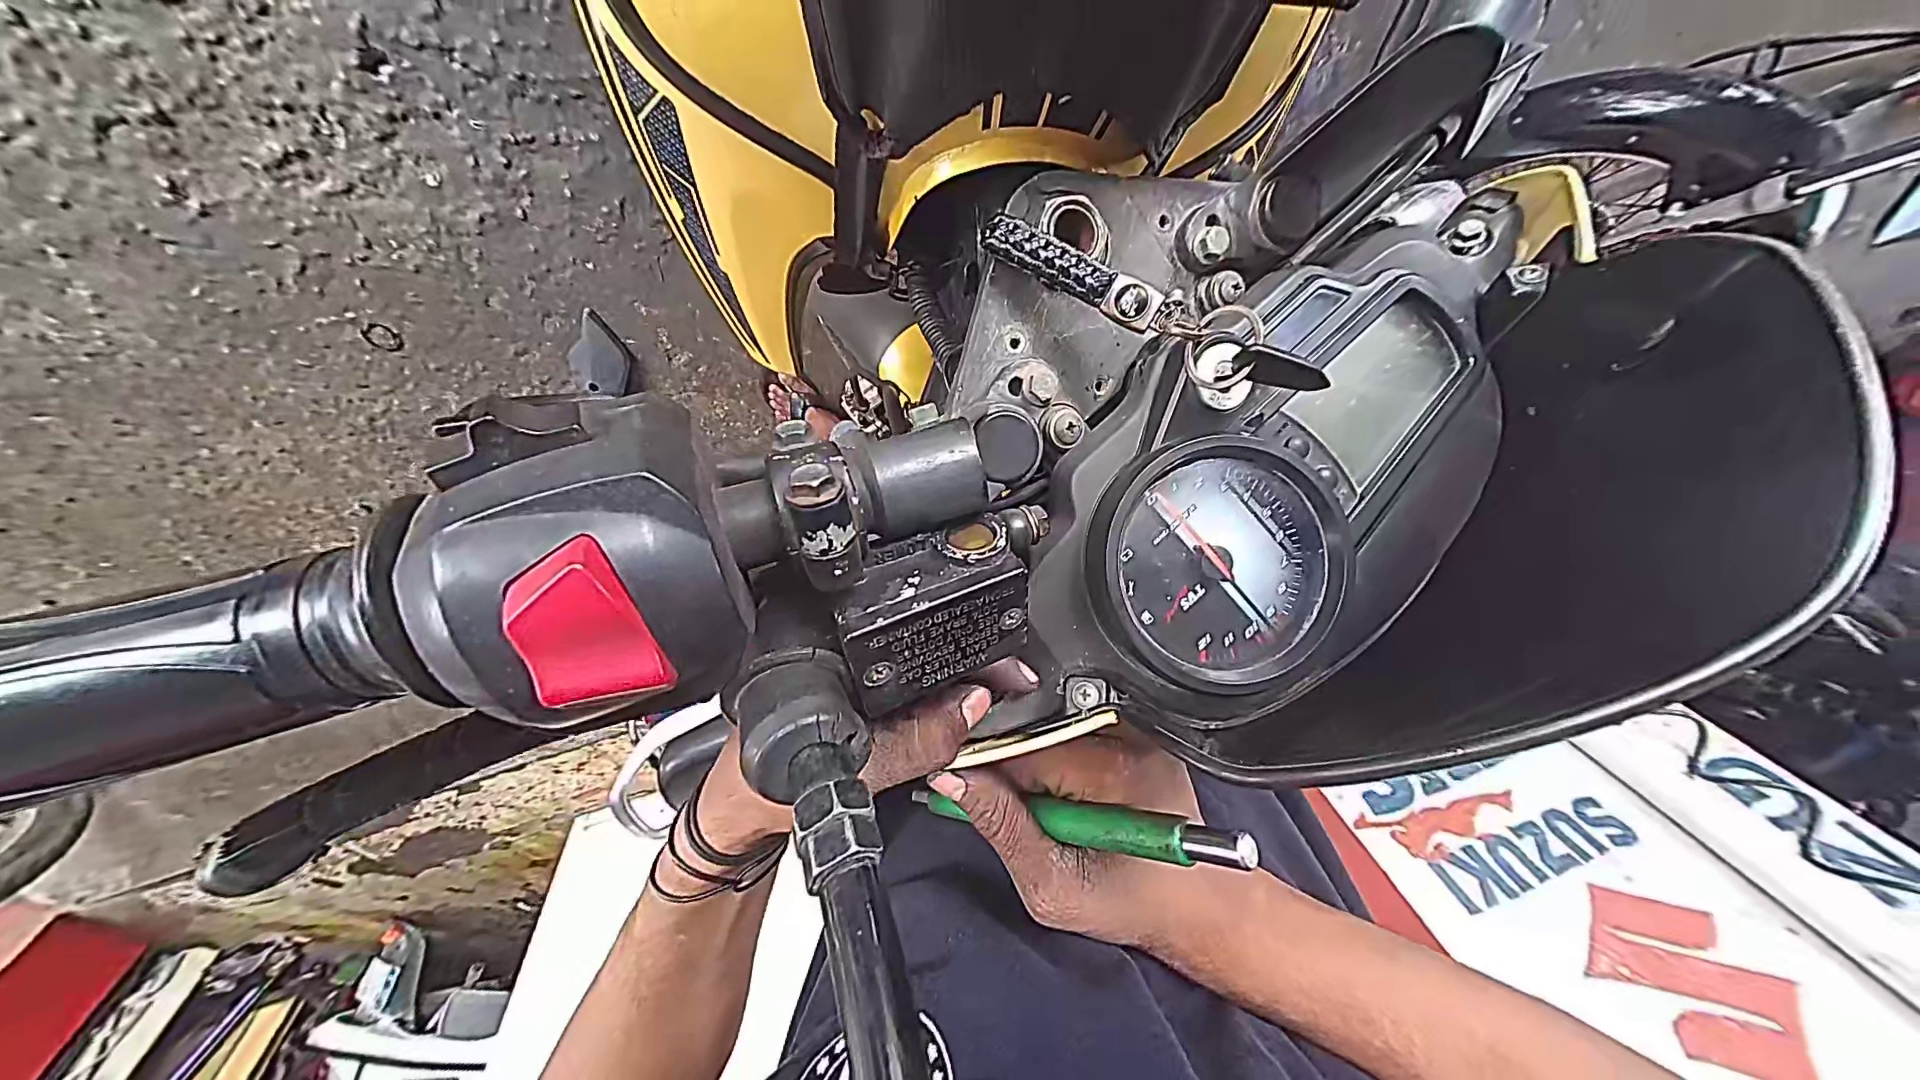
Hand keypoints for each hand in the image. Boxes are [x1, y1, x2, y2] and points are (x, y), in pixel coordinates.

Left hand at [692, 657, 1039, 852]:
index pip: (913, 639)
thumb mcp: (860, 767)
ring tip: (985, 693)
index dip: (964, 653)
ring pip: (912, 669)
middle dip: (965, 663)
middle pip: (918, 648)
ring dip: (950, 679)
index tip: (1003, 671)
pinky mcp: (845, 688)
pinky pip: (900, 688)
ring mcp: (841, 668)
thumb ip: (920, 741)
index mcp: (834, 647)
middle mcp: (836, 648)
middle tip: (1005, 684)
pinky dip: (929, 696)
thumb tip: (973, 705)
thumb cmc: (771, 785)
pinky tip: (945, 708)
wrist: (738, 813)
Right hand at [927, 729, 1214, 950]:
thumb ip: (1001, 829)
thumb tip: (954, 781)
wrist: (1195, 902)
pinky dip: (1056, 755)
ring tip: (1053, 808)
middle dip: (1011, 772)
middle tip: (1024, 816)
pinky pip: (1072, 727)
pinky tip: (1069, 792)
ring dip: (1034, 764)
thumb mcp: (1052, 887)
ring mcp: (1135, 730)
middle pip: (1033, 734)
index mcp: (1112, 771)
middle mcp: (1128, 738)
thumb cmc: (1132, 903)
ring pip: (1049, 729)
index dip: (985, 772)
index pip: (1018, 749)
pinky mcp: (1136, 731)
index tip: (965, 793)